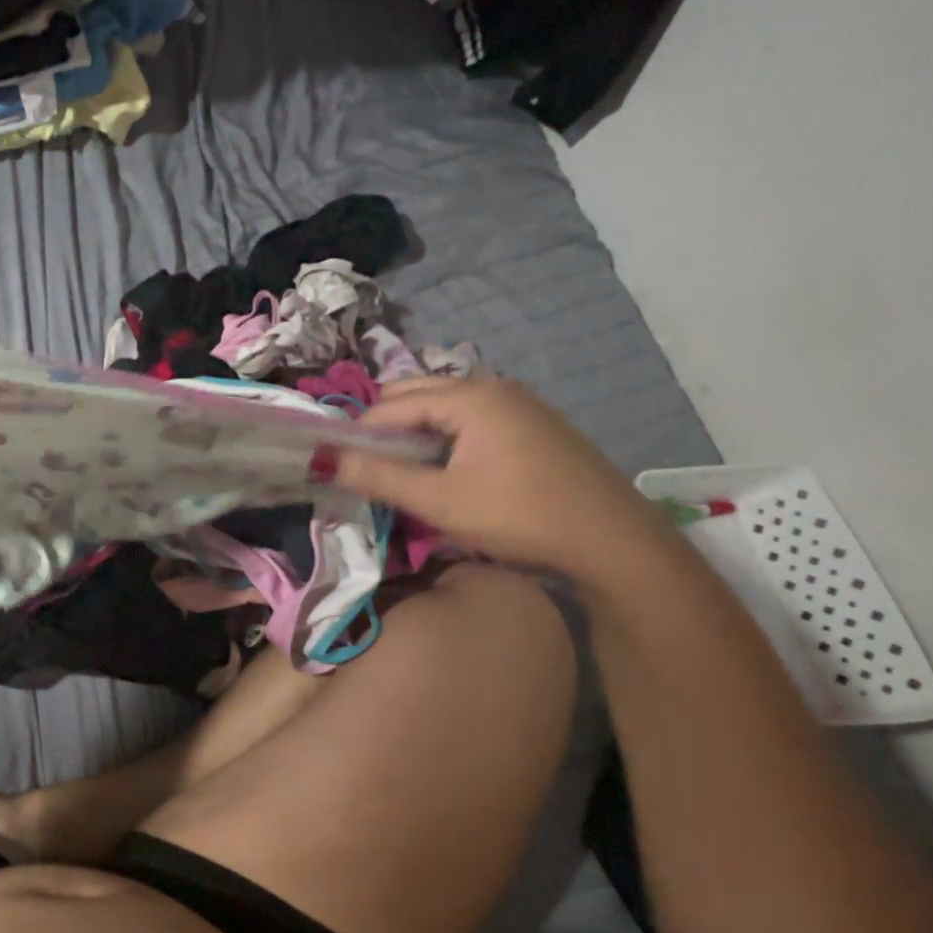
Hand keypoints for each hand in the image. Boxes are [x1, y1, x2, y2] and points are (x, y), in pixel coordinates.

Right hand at [334, 377, 673, 580]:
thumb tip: (318, 459)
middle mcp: (496, 387)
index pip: (392, 403)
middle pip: (419, 394)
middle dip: (385, 427)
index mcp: (471, 396)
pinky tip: (444, 473)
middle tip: (367, 468)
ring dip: (416, 433)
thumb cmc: (519, 516)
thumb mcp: (438, 500)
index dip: (359, 434)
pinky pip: (472, 420)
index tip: (341, 467)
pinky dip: (446, 438)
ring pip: (446, 408)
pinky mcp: (536, 427)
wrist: (614, 545)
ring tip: (401, 473)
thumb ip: (376, 476)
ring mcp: (522, 405)